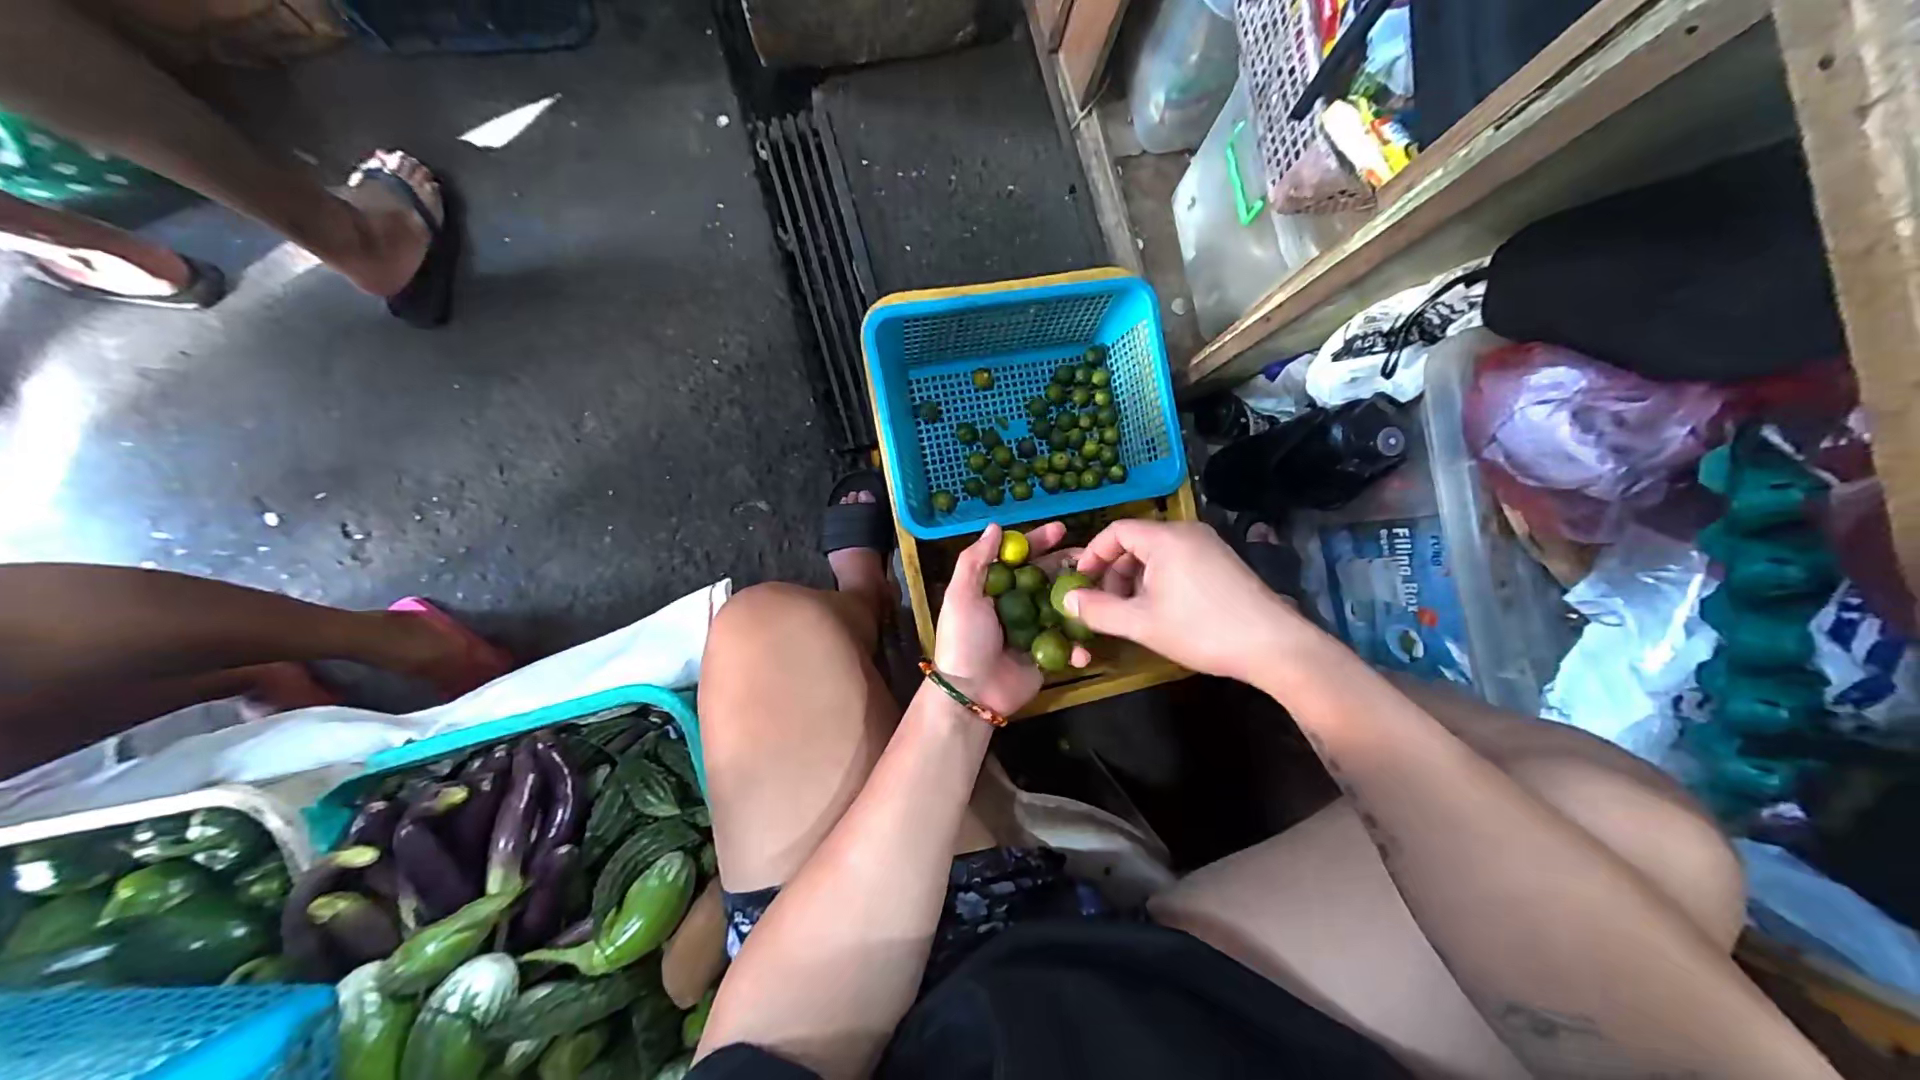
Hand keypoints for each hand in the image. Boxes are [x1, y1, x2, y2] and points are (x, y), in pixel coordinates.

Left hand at [934, 522, 1088, 714]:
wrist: (971, 694)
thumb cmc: (963, 640)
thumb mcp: (961, 596)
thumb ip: (976, 560)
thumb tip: (995, 527)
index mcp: (994, 588)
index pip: (1020, 558)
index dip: (1038, 542)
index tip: (1061, 529)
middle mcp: (1016, 605)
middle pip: (1047, 578)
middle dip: (1069, 566)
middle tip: (1093, 557)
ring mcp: (1033, 630)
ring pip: (1063, 608)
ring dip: (1081, 600)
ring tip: (1100, 592)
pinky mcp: (1046, 656)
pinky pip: (1067, 645)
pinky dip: (1078, 646)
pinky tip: (1084, 645)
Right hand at [1067, 519, 1319, 684]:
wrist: (1273, 645)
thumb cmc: (1201, 629)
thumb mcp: (1141, 624)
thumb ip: (1098, 610)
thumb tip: (1066, 600)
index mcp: (1165, 538)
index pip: (1116, 531)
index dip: (1092, 554)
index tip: (1081, 582)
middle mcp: (1187, 532)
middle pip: (1136, 541)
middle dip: (1114, 571)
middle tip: (1105, 603)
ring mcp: (1209, 545)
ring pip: (1157, 553)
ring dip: (1135, 579)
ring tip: (1132, 612)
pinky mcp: (1223, 561)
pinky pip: (1178, 560)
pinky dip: (1159, 579)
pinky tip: (1161, 611)